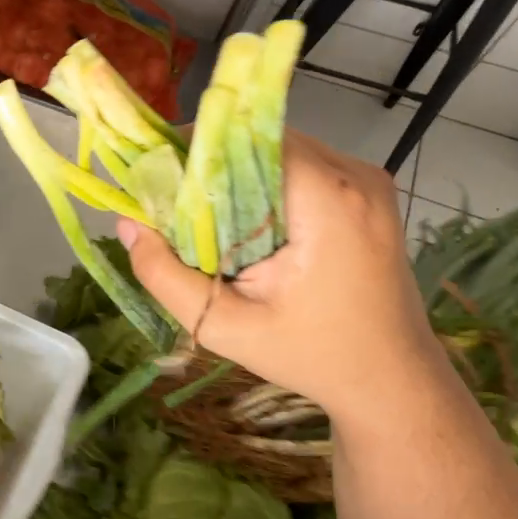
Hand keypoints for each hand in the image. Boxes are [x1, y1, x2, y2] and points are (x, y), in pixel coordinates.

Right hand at [116, 130, 448, 422]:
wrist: (391, 379)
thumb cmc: (309, 354)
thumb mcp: (223, 325)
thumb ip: (165, 275)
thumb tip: (126, 224)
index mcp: (327, 200)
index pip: (247, 139)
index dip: (195, 148)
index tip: (153, 175)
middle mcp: (353, 176)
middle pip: (261, 141)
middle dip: (210, 164)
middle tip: (168, 202)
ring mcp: (365, 181)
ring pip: (278, 151)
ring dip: (234, 176)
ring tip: (200, 218)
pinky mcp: (365, 193)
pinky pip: (298, 169)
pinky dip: (261, 186)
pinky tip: (241, 227)